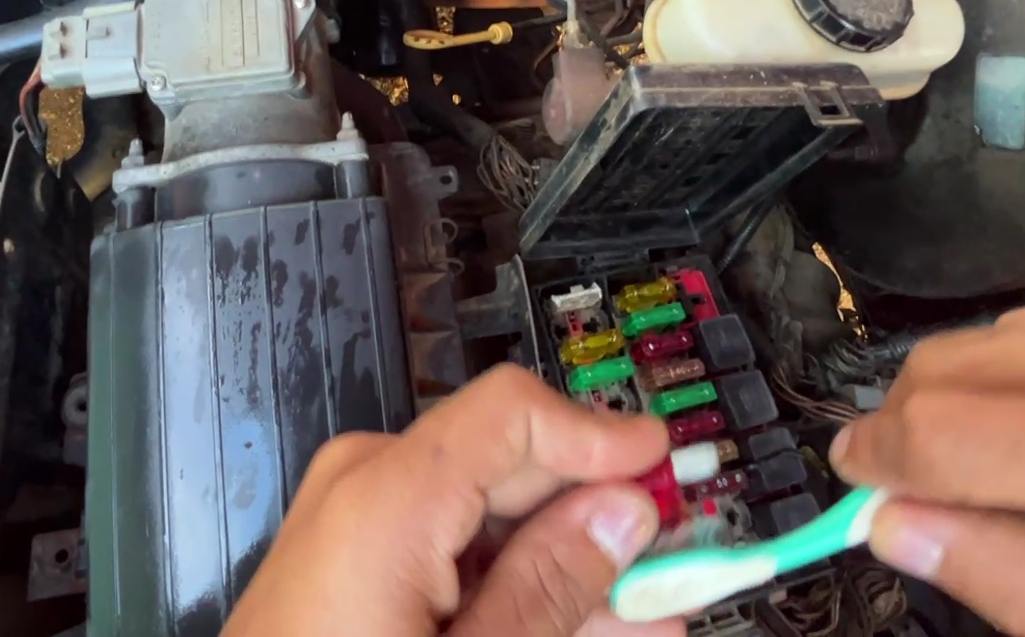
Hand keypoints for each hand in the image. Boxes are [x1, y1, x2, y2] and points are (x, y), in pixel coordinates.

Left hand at [224, 364, 679, 636]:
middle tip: (670, 550)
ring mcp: (355, 519)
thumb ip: (551, 584)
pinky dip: (513, 575)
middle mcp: (365, 483)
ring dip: (563, 552)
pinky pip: (453, 547)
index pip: (512, 410)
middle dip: (591, 502)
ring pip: (487, 511)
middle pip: (506, 458)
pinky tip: (577, 619)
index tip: (657, 461)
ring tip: (646, 602)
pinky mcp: (355, 558)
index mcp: (386, 494)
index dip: (593, 430)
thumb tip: (620, 512)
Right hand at [831, 277, 1024, 635]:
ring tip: (1018, 477)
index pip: (945, 431)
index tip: (855, 495)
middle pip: (943, 366)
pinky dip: (1014, 377)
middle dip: (911, 432)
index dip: (877, 462)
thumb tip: (890, 524)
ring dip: (962, 404)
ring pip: (981, 341)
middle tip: (938, 504)